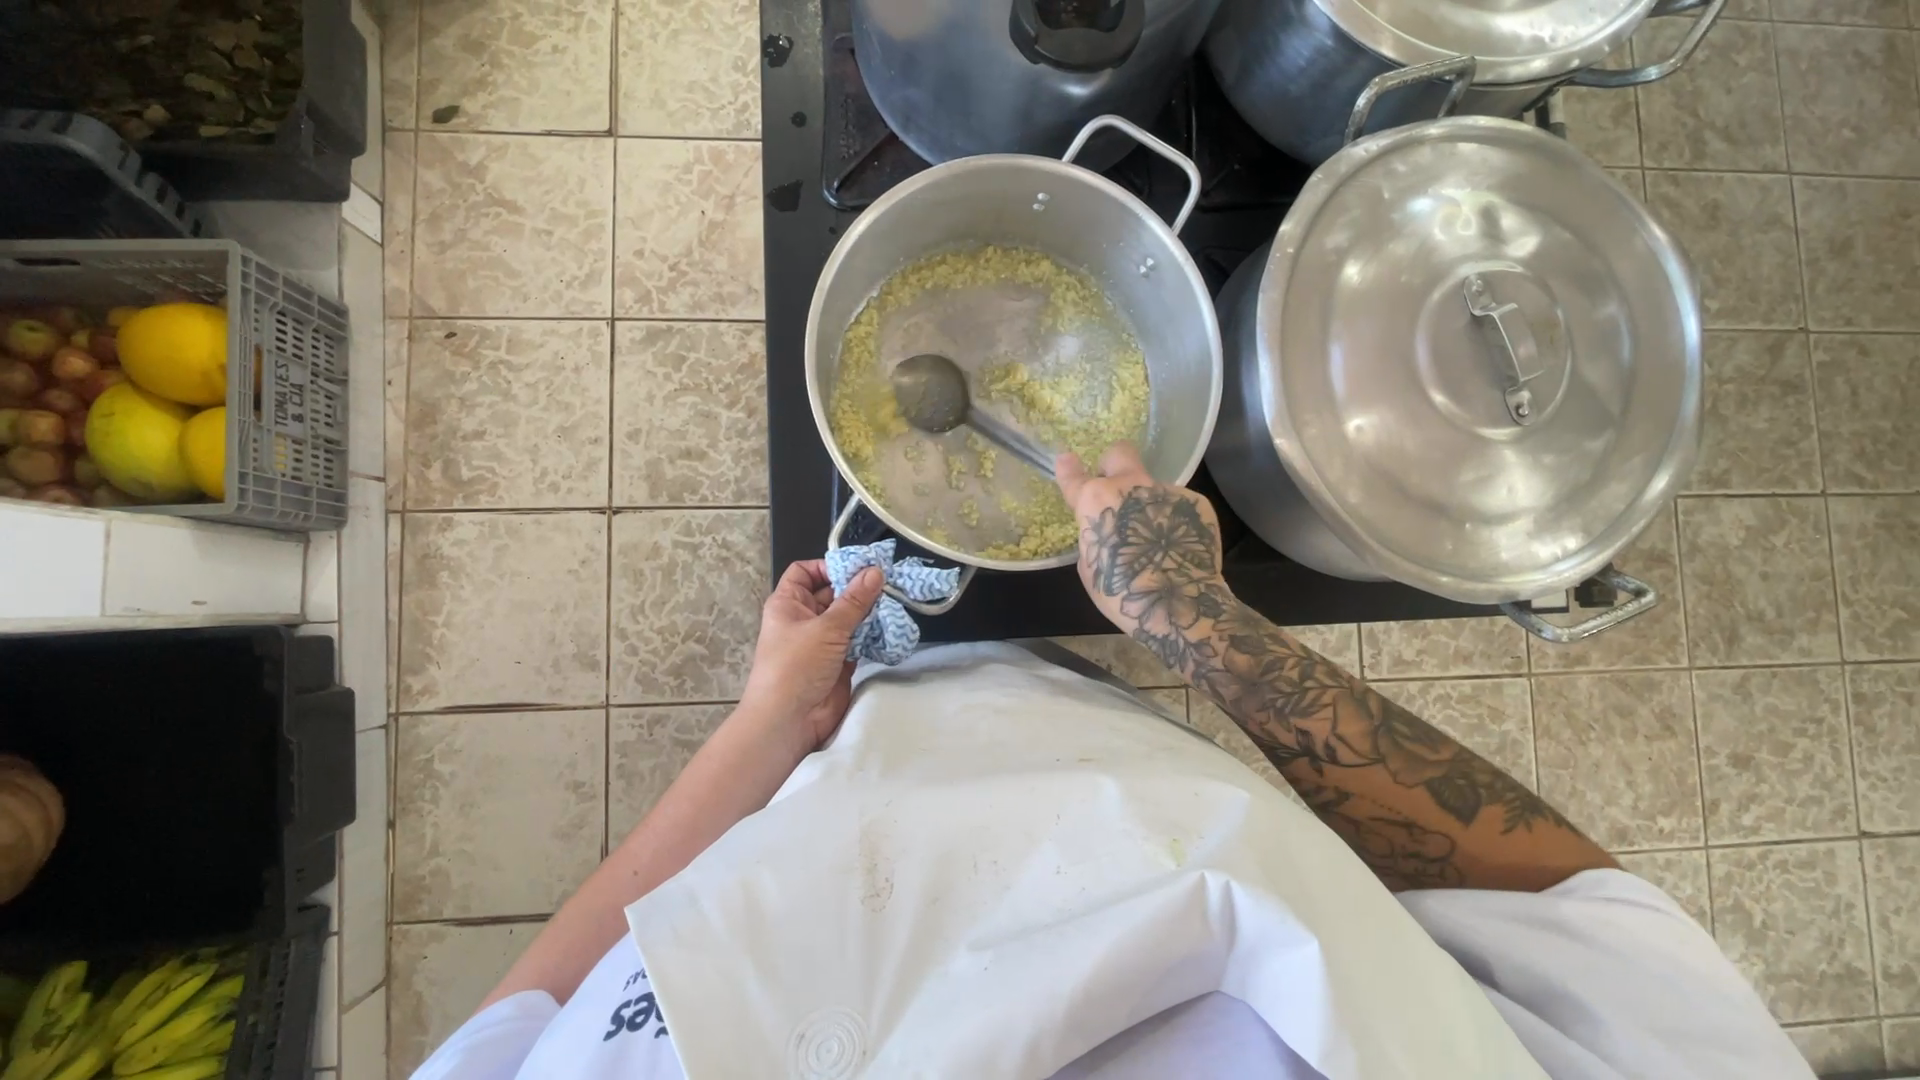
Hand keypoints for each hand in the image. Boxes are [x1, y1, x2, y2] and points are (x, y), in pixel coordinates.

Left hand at [740, 560, 885, 756]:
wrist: (789, 721)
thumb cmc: (796, 666)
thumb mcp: (826, 628)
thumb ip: (854, 600)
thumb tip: (875, 571)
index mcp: (788, 603)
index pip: (806, 572)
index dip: (829, 566)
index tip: (858, 568)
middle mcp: (803, 619)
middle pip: (832, 593)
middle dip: (857, 589)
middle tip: (888, 583)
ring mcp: (821, 642)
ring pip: (848, 617)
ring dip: (868, 612)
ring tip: (894, 603)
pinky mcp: (838, 662)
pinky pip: (857, 640)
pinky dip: (872, 634)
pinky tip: (891, 627)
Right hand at [1055, 442, 1230, 641]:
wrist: (1180, 603)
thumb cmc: (1122, 593)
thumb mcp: (1091, 568)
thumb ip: (1094, 535)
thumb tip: (1106, 527)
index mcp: (1096, 501)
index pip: (1074, 477)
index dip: (1068, 470)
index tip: (1067, 461)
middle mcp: (1131, 486)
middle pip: (1119, 453)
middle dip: (1113, 464)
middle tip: (1116, 488)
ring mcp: (1167, 490)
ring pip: (1152, 488)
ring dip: (1148, 505)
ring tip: (1157, 542)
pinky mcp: (1197, 503)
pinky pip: (1177, 506)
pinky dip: (1174, 521)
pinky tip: (1178, 548)